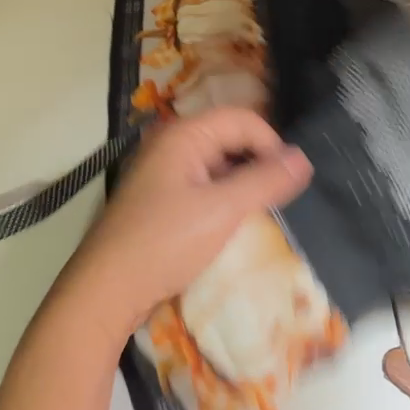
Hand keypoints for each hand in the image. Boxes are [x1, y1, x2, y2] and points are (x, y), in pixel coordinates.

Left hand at [57, 107, 312, 339]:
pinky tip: (235, 225)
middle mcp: (171, 145)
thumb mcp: (221, 211)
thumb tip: (303, 158)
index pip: (242, 119)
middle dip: (259, 162)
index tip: (291, 181)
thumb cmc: (164, 243)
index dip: (271, 144)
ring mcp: (163, 173)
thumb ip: (264, 181)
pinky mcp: (161, 200)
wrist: (106, 290)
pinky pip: (203, 186)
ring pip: (218, 165)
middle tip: (282, 198)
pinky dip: (224, 199)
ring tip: (264, 213)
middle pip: (229, 138)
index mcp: (183, 135)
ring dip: (243, 184)